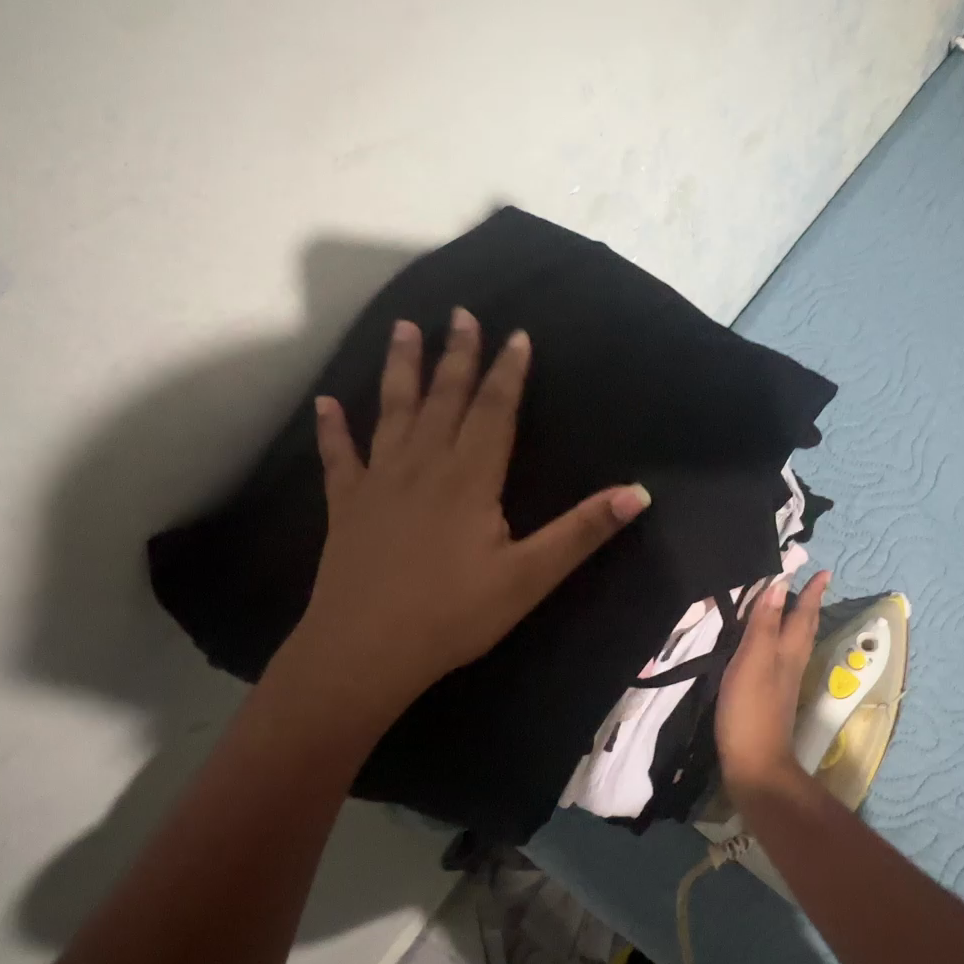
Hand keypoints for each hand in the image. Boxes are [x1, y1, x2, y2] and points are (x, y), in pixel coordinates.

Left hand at [286, 307, 651, 710]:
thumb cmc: (453, 615)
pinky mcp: (347, 505)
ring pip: (393, 412)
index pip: (494, 410)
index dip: (508, 371)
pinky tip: (325, 404)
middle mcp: (424, 465)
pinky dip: (332, 429)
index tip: (516, 333)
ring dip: (400, 369)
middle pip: (445, 398)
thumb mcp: (530, 577)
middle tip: (460, 312)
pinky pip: (340, 457)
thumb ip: (582, 531)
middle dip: (457, 354)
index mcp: (470, 477)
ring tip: (403, 329)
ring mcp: (380, 481)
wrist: (364, 651)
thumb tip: (638, 493)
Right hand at [716, 570, 829, 797]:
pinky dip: (780, 641)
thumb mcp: (753, 660)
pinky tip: (770, 646)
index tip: (824, 572)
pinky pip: (782, 657)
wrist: (755, 763)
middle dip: (808, 605)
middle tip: (812, 584)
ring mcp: (784, 682)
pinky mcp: (772, 697)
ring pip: (796, 642)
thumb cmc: (752, 708)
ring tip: (793, 606)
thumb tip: (779, 585)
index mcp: (789, 650)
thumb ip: (763, 624)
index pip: (803, 614)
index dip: (811, 593)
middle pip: (804, 628)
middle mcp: (792, 662)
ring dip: (797, 622)